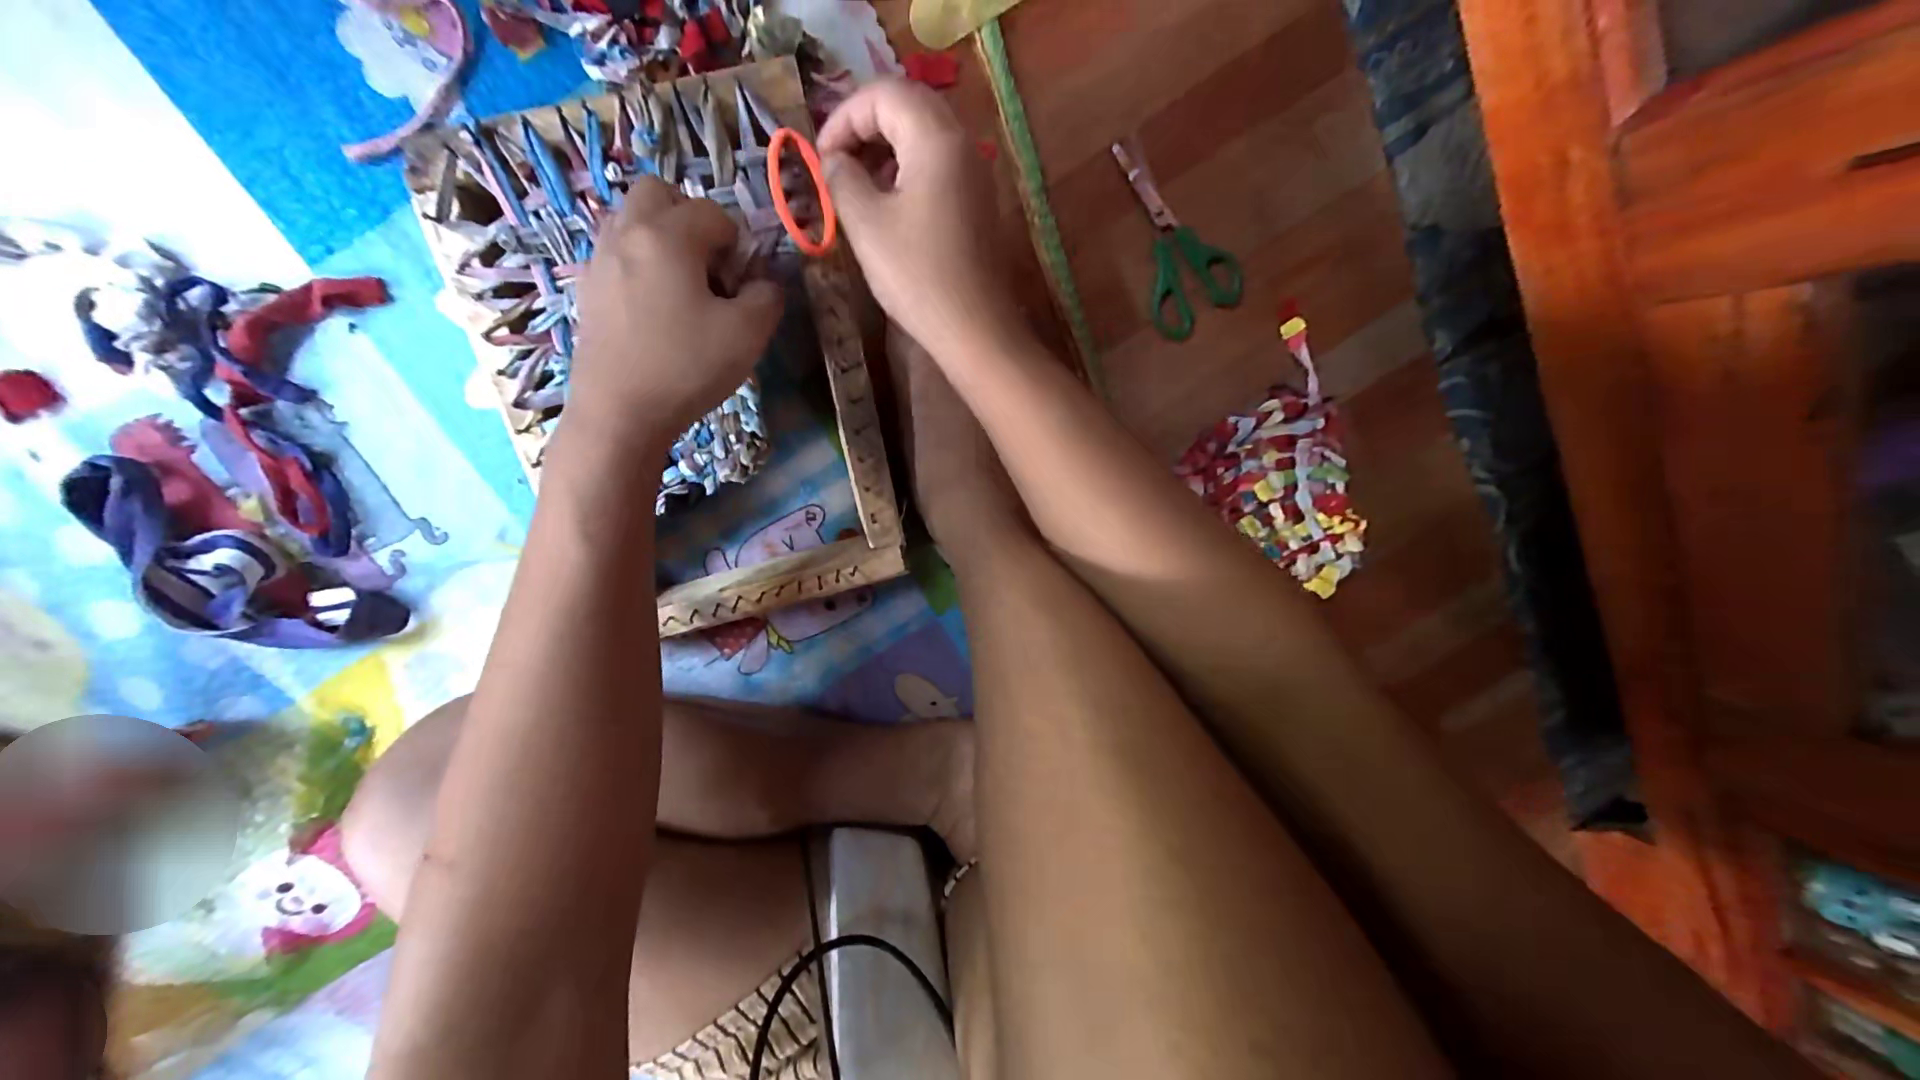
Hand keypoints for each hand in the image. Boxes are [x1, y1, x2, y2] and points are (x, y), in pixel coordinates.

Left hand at [568, 179, 782, 446]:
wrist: (619, 413)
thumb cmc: (687, 367)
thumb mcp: (749, 334)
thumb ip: (767, 297)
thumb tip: (763, 283)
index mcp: (667, 236)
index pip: (714, 214)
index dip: (738, 246)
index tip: (740, 287)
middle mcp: (626, 233)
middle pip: (659, 193)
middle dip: (691, 220)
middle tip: (709, 269)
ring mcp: (599, 261)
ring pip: (632, 220)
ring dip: (662, 238)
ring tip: (682, 288)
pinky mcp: (587, 291)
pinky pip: (617, 254)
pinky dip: (640, 265)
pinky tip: (655, 310)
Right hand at [818, 79, 1020, 355]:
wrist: (975, 329)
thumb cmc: (918, 276)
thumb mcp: (866, 224)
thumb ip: (842, 179)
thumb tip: (834, 161)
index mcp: (936, 139)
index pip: (884, 94)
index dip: (844, 117)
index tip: (820, 157)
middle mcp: (963, 146)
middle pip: (909, 108)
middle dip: (865, 127)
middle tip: (836, 164)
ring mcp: (976, 177)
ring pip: (925, 138)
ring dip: (885, 150)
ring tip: (857, 187)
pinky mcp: (979, 205)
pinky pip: (939, 169)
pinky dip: (908, 173)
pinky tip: (888, 208)